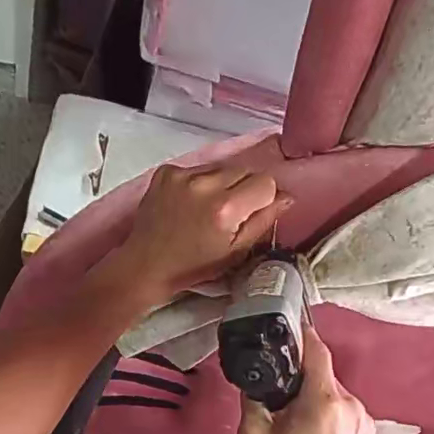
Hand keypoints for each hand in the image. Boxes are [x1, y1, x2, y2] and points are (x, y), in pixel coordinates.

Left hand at [102, 156, 291, 304]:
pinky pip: (199, 168)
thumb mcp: (236, 252)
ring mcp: (183, 175)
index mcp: (225, 208)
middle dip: (245, 189)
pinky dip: (200, 182)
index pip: (266, 182)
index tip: (252, 213)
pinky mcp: (167, 171)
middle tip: (230, 213)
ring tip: (207, 209)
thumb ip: (264, 221)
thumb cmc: (194, 266)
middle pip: (245, 170)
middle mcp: (205, 184)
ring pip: (222, 167)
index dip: (264, 198)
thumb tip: (287, 196)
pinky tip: (189, 203)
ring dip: (223, 184)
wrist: (146, 265)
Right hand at [237, 325, 374, 433]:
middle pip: (322, 374)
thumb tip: (256, 383)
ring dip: (313, 399)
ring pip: (332, 393)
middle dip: (300, 379)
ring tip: (293, 426)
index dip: (302, 334)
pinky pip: (343, 411)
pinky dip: (326, 414)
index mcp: (324, 401)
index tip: (290, 326)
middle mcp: (351, 405)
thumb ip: (254, 401)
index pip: (317, 350)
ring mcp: (363, 421)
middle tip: (278, 398)